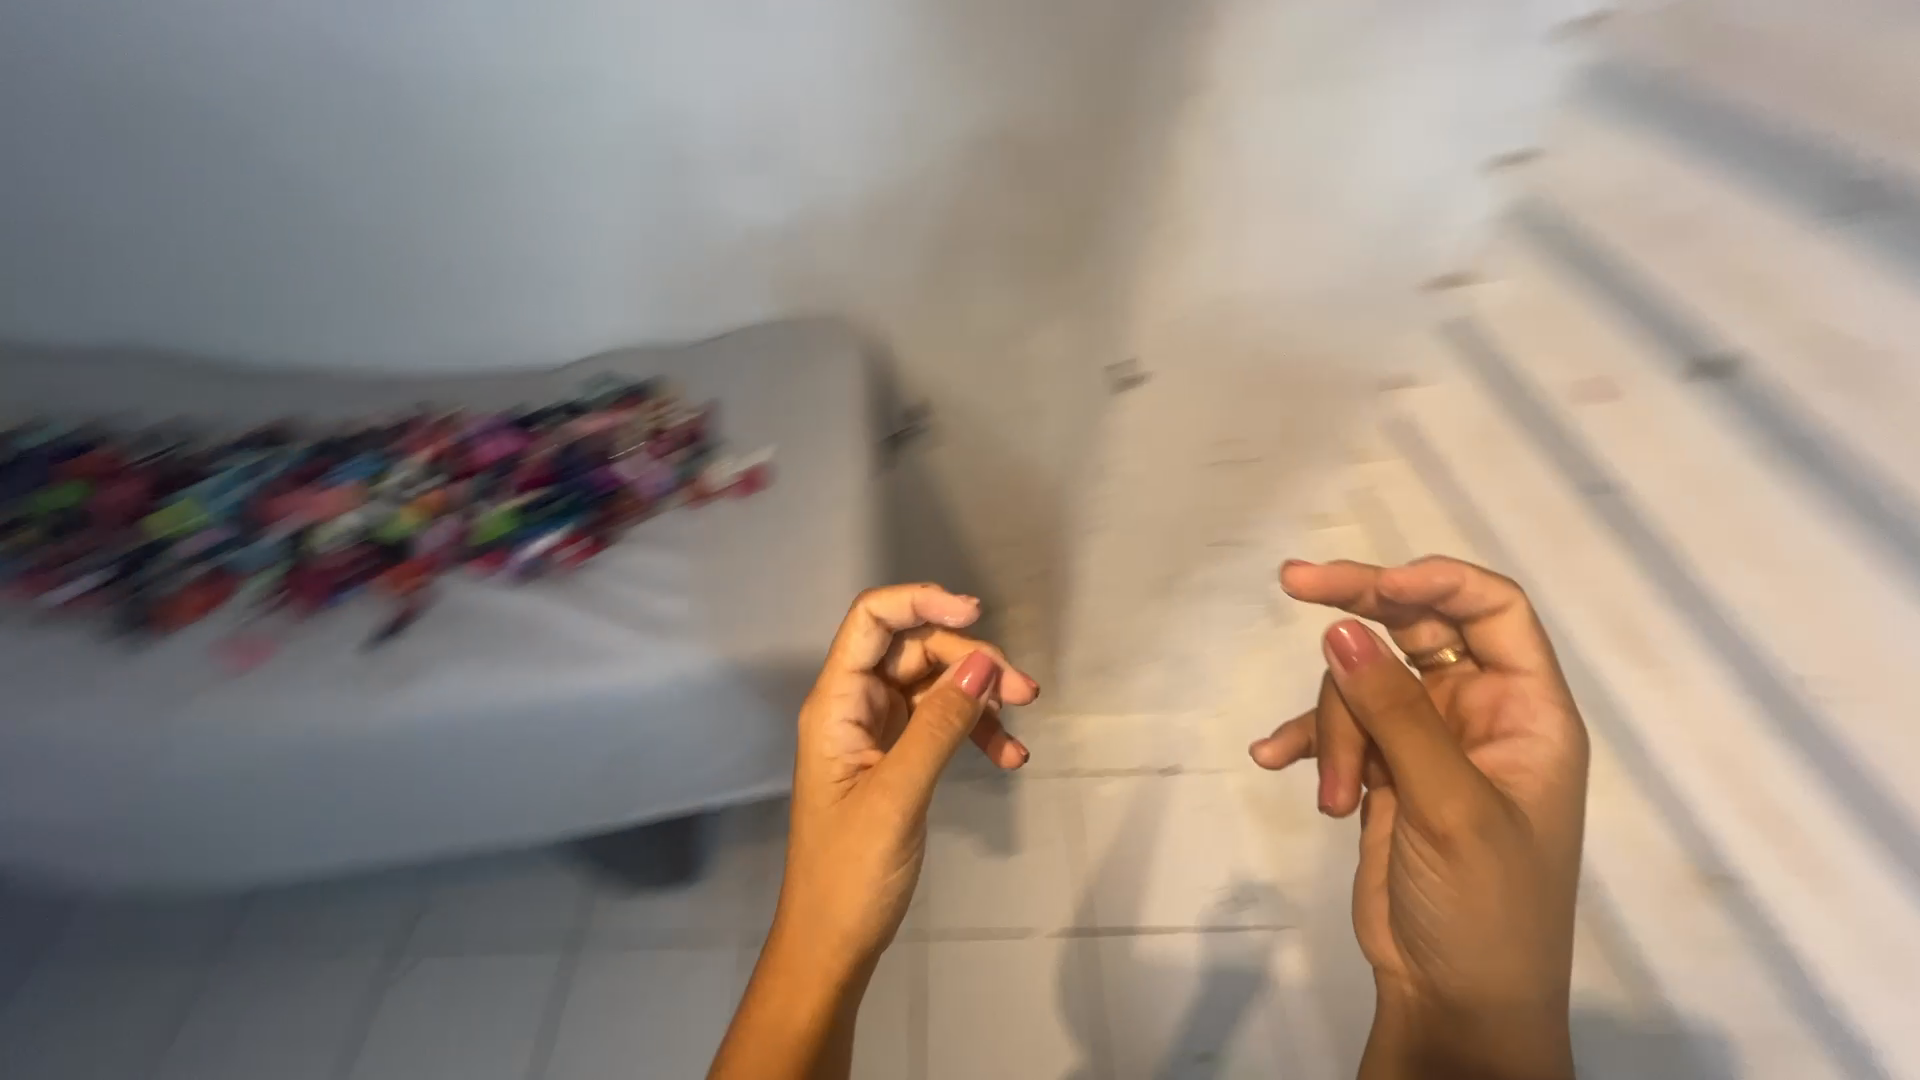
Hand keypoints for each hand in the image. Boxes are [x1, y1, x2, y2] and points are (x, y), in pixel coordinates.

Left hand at [776, 583, 1038, 960]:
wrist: (834, 943)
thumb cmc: (850, 873)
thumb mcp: (897, 795)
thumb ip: (940, 725)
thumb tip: (984, 663)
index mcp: (836, 702)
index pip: (872, 621)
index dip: (920, 600)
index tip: (975, 612)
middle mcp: (856, 704)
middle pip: (916, 649)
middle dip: (970, 660)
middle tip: (1023, 689)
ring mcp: (879, 729)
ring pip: (936, 683)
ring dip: (981, 696)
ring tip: (1022, 721)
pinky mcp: (900, 755)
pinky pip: (943, 723)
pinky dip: (977, 731)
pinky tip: (1009, 756)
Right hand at [1251, 557, 1587, 1078]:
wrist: (1453, 997)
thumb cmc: (1485, 906)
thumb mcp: (1446, 805)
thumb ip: (1393, 713)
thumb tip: (1338, 628)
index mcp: (1526, 712)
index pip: (1493, 611)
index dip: (1437, 581)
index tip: (1370, 583)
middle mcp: (1475, 712)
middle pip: (1413, 628)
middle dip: (1356, 610)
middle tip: (1292, 580)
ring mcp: (1423, 739)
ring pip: (1360, 684)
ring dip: (1335, 733)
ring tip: (1337, 798)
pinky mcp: (1380, 768)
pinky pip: (1334, 729)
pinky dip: (1306, 743)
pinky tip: (1274, 760)